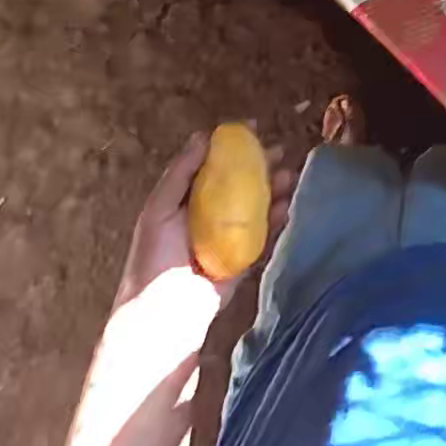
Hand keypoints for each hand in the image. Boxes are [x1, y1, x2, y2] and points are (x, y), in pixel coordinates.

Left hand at [113, 131, 296, 308]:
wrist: (165, 318)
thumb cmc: (154, 260)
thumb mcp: (159, 210)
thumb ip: (180, 173)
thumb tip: (203, 135)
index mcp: (188, 200)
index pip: (214, 164)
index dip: (234, 145)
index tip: (255, 128)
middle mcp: (211, 213)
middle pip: (241, 181)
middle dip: (262, 164)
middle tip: (281, 150)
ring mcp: (230, 235)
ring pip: (259, 203)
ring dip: (276, 187)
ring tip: (291, 174)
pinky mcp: (246, 256)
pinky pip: (267, 231)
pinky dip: (280, 216)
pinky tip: (289, 204)